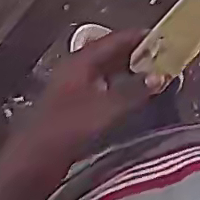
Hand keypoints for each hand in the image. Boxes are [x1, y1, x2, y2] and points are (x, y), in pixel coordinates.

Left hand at [0, 29, 162, 187]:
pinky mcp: (75, 108)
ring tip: (157, 76)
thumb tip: (161, 76)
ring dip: (130, 73)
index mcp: (81, 62)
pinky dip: (122, 89)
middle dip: (138, 55)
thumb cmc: (67, 129)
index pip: (114, 40)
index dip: (139, 37)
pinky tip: (136, 99)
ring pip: (108, 73)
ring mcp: (74, 89)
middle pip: (111, 54)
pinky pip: (104, 90)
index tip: (165, 37)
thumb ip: (134, 91)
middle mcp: (77, 70)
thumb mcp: (106, 108)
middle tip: (166, 58)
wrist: (33, 162)